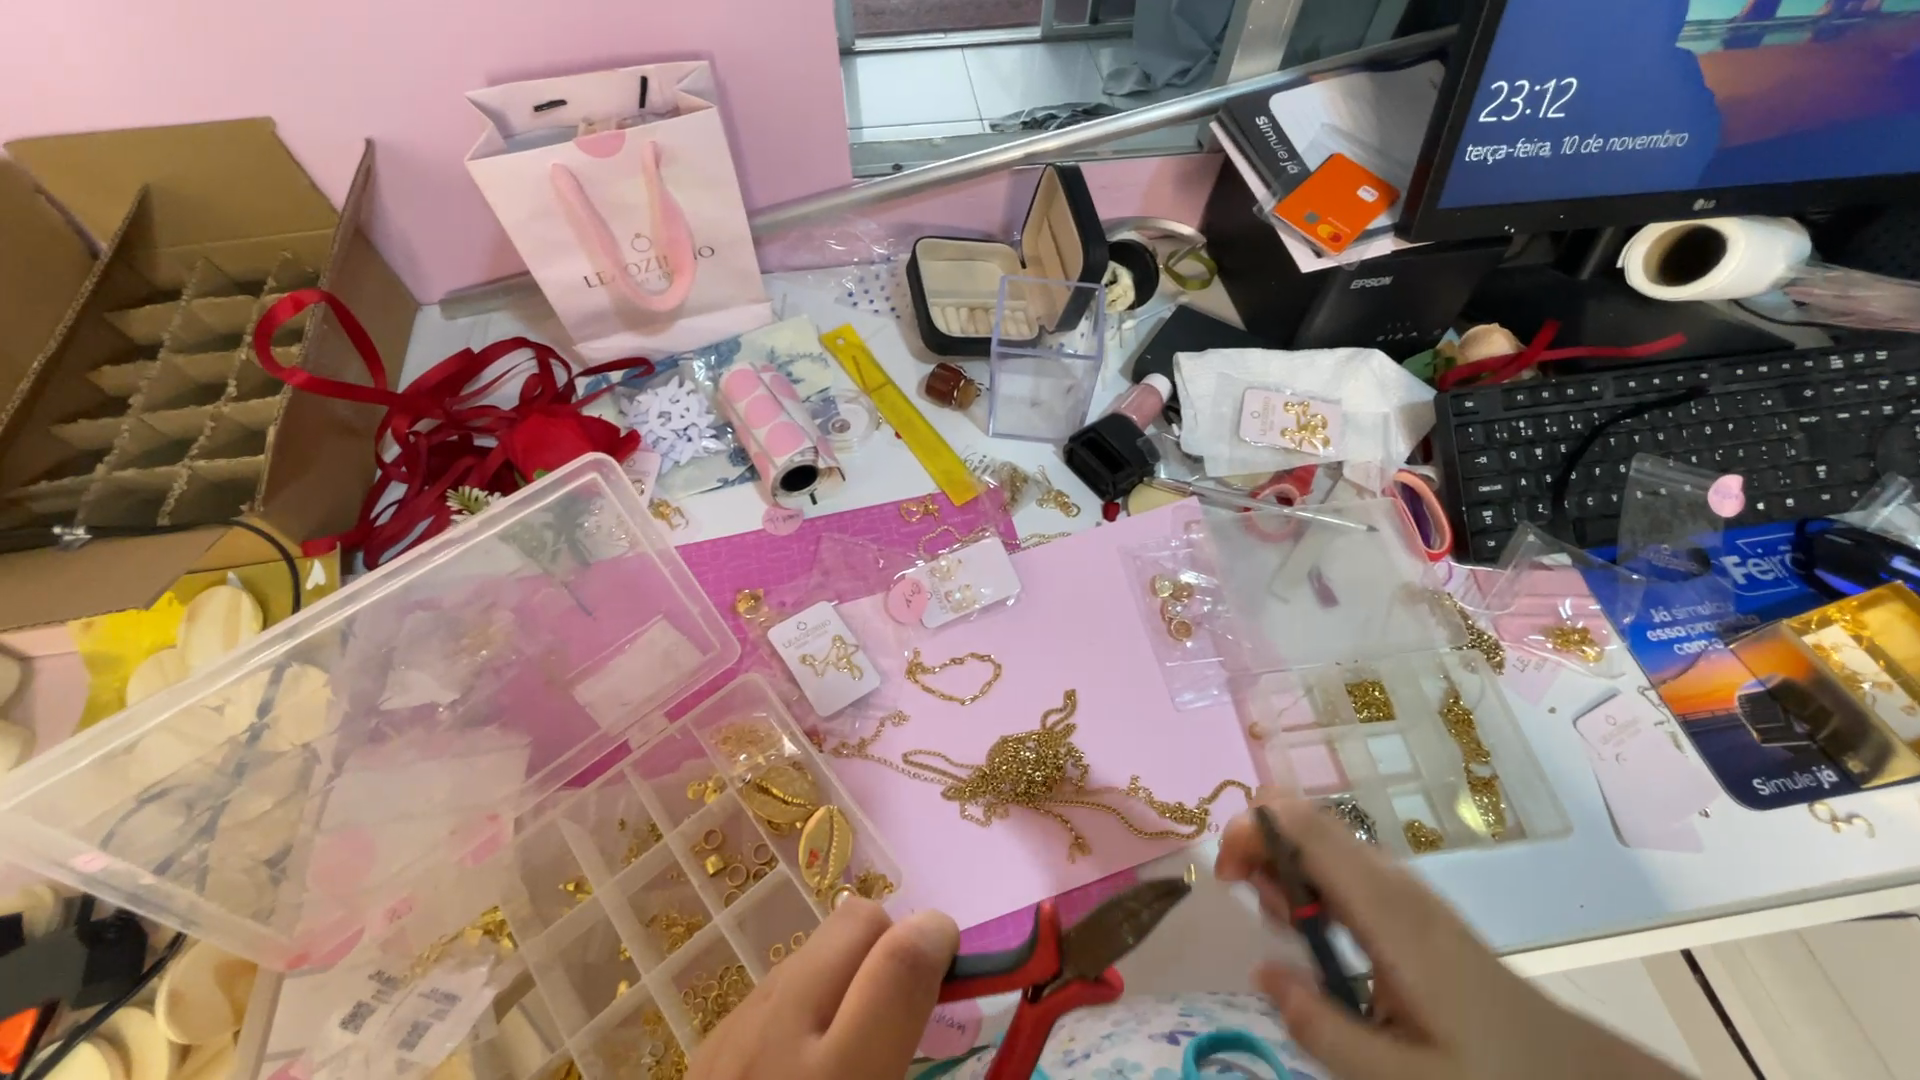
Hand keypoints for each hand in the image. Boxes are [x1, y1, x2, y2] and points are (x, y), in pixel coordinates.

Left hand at [688, 898, 958, 1078]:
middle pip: (856, 919)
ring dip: (848, 965)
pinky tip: (800, 1053)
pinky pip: (779, 981)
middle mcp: (782, 1033)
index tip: (951, 954)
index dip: (937, 936)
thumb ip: (906, 1025)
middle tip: (904, 998)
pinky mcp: (710, 1038)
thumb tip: (936, 967)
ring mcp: (738, 1027)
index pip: (899, 959)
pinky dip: (806, 995)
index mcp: (842, 1072)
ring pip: (816, 946)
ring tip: (852, 1028)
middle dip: (893, 937)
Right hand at [1217, 799, 1688, 1079]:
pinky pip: (1343, 865)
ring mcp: (1406, 891)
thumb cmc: (1492, 1074)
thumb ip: (1325, 1032)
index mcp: (1390, 916)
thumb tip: (1262, 972)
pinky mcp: (1411, 905)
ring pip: (1324, 839)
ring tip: (1280, 923)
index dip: (1256, 827)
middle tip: (1245, 898)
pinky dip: (1309, 877)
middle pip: (1311, 821)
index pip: (1311, 831)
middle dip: (1260, 840)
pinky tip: (1313, 927)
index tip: (1227, 873)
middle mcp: (1395, 886)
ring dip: (1283, 862)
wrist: (1574, 1073)